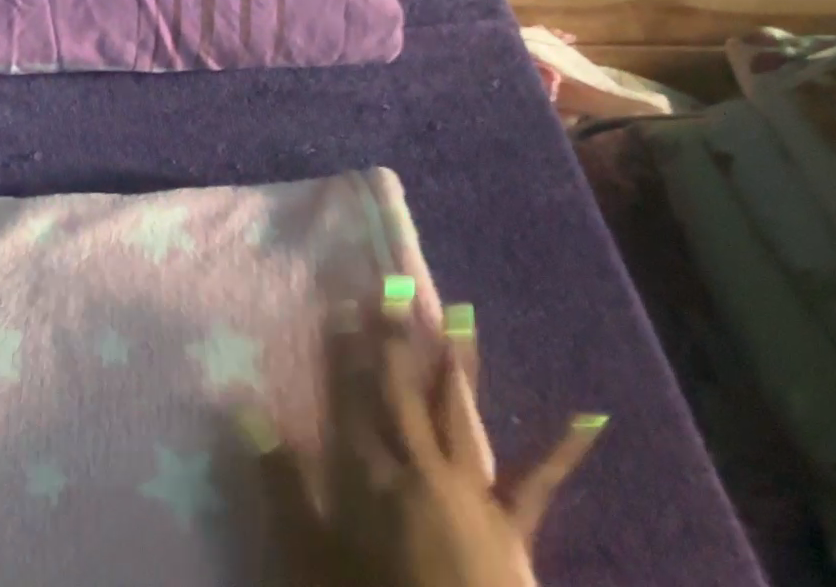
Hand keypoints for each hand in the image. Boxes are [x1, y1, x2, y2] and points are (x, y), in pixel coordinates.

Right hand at [245, 281, 606, 586]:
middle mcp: (420, 469)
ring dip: (458, 367)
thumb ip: (282, 480)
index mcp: (370, 474)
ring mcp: (471, 492)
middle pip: (402, 394)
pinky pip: (537, 484)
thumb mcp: (312, 546)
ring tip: (462, 315)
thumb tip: (244, 413)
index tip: (342, 305)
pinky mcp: (512, 526)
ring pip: (460, 418)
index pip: (351, 398)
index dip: (346, 351)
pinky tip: (591, 419)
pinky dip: (563, 451)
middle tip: (395, 290)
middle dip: (395, 341)